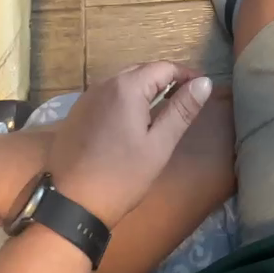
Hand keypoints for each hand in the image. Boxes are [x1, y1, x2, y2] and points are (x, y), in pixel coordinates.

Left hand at [46, 62, 213, 223]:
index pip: (164, 67)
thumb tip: (204, 83)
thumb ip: (181, 110)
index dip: (186, 75)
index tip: (201, 89)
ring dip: (145, 87)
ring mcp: (88, 96)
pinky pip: (108, 94)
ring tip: (164, 107)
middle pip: (142, 69)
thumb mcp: (159, 145)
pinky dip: (126, 97)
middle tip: (185, 99)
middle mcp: (105, 83)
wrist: (70, 204)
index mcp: (127, 87)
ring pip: (124, 80)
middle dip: (166, 79)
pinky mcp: (78, 111)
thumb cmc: (121, 177)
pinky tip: (133, 119)